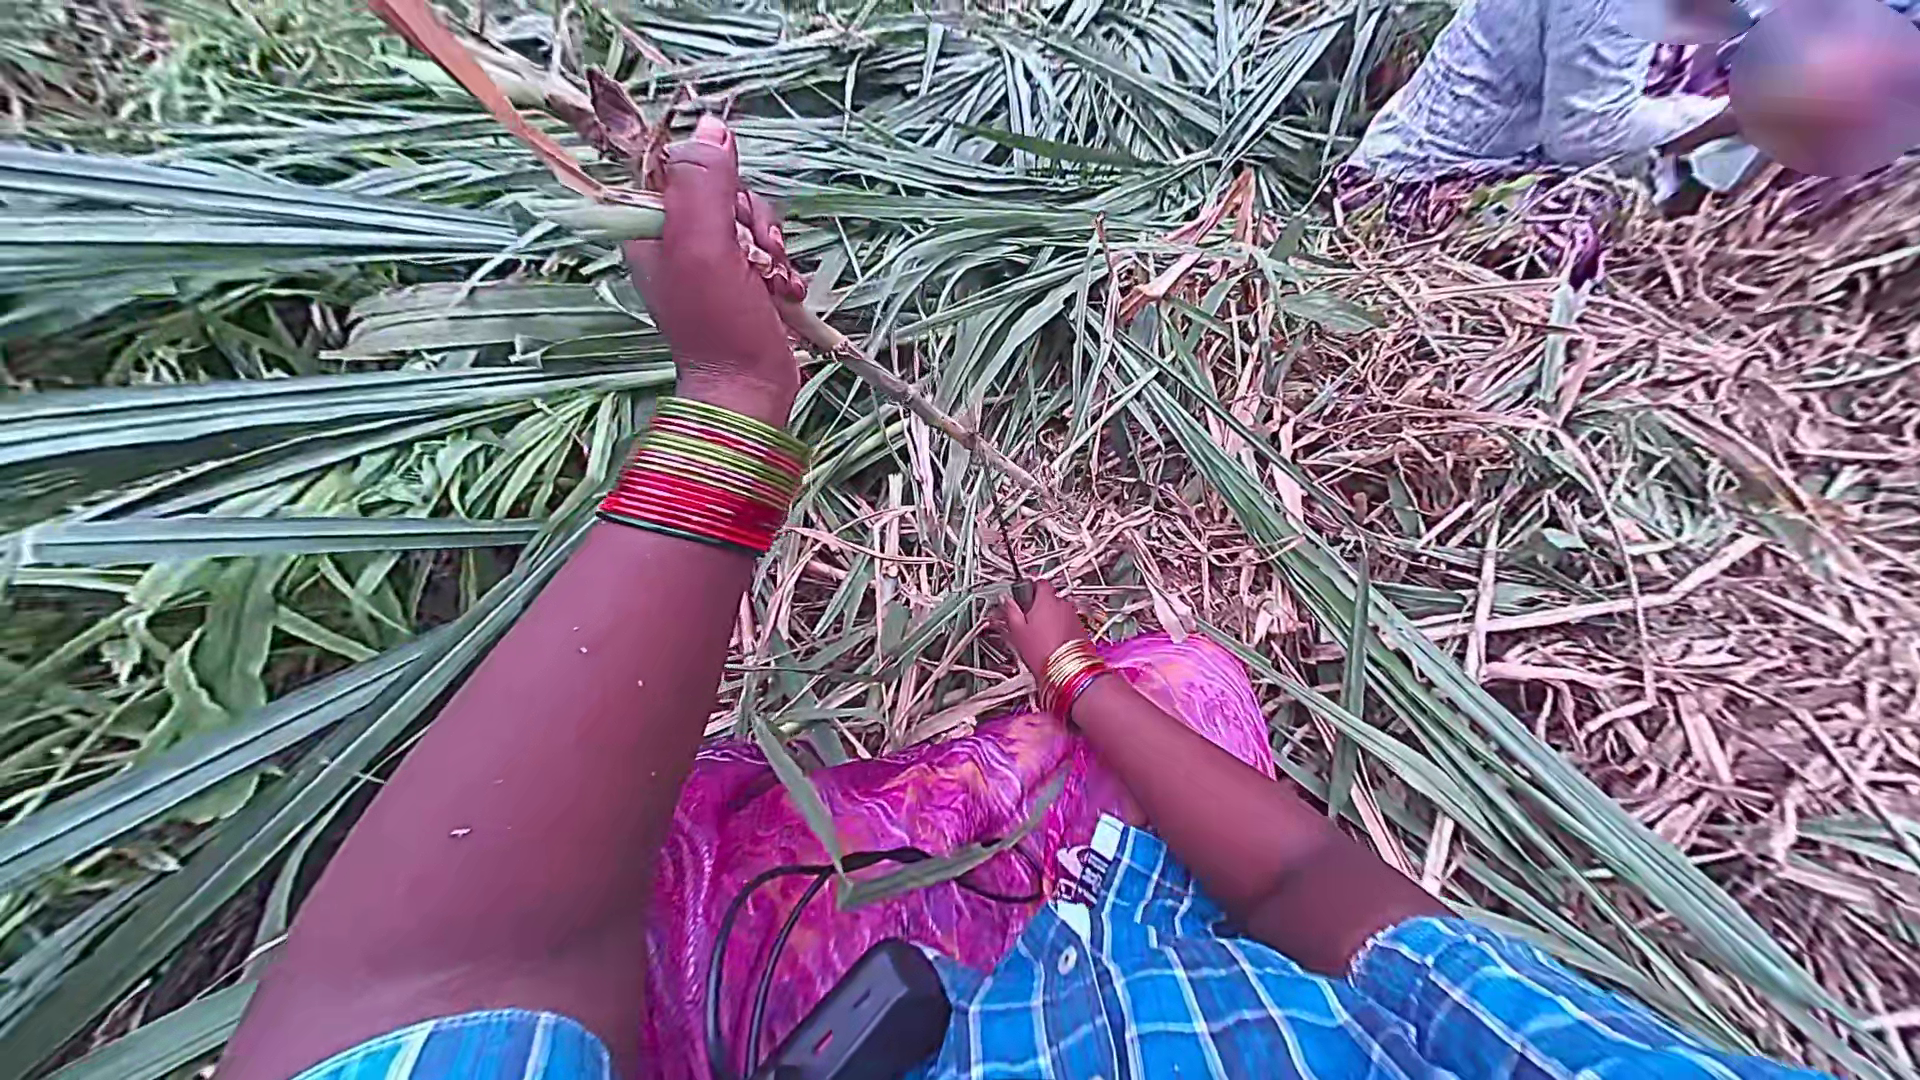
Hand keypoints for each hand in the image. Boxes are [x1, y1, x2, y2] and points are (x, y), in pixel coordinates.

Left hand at [623, 114, 800, 425]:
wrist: (748, 387)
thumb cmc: (720, 325)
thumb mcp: (703, 248)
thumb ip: (702, 183)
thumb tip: (714, 126)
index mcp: (651, 225)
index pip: (683, 166)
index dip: (716, 182)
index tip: (731, 215)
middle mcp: (679, 238)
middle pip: (725, 192)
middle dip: (753, 222)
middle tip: (760, 258)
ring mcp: (714, 262)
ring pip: (754, 222)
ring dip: (774, 249)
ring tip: (775, 284)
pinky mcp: (745, 283)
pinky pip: (771, 253)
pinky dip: (784, 272)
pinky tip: (785, 294)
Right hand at [999, 580, 1088, 682]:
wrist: (1068, 671)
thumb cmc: (1043, 652)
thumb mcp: (1018, 630)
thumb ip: (1010, 610)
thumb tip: (1005, 599)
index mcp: (1046, 599)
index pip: (1038, 582)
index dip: (1028, 588)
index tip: (1021, 596)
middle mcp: (1063, 604)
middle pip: (1048, 597)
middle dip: (1037, 606)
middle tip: (1026, 620)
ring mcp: (1074, 616)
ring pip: (1057, 611)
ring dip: (1048, 617)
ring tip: (1037, 634)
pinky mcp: (1081, 629)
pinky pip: (1066, 622)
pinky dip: (1058, 628)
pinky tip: (1049, 641)